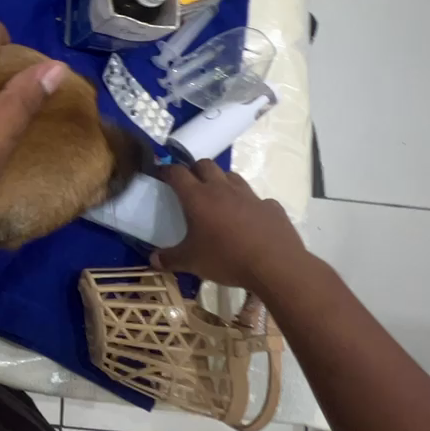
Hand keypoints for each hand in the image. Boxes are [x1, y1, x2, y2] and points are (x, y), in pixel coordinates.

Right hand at [149, 160, 312, 297]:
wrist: (276, 266)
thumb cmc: (226, 259)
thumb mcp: (192, 262)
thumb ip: (170, 259)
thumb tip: (152, 260)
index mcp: (198, 197)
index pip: (176, 172)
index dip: (166, 170)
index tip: (161, 174)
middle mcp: (222, 189)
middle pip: (205, 164)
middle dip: (195, 170)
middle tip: (191, 185)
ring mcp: (249, 196)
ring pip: (232, 176)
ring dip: (222, 182)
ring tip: (219, 199)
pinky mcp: (271, 207)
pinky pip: (258, 199)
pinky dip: (251, 205)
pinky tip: (250, 220)